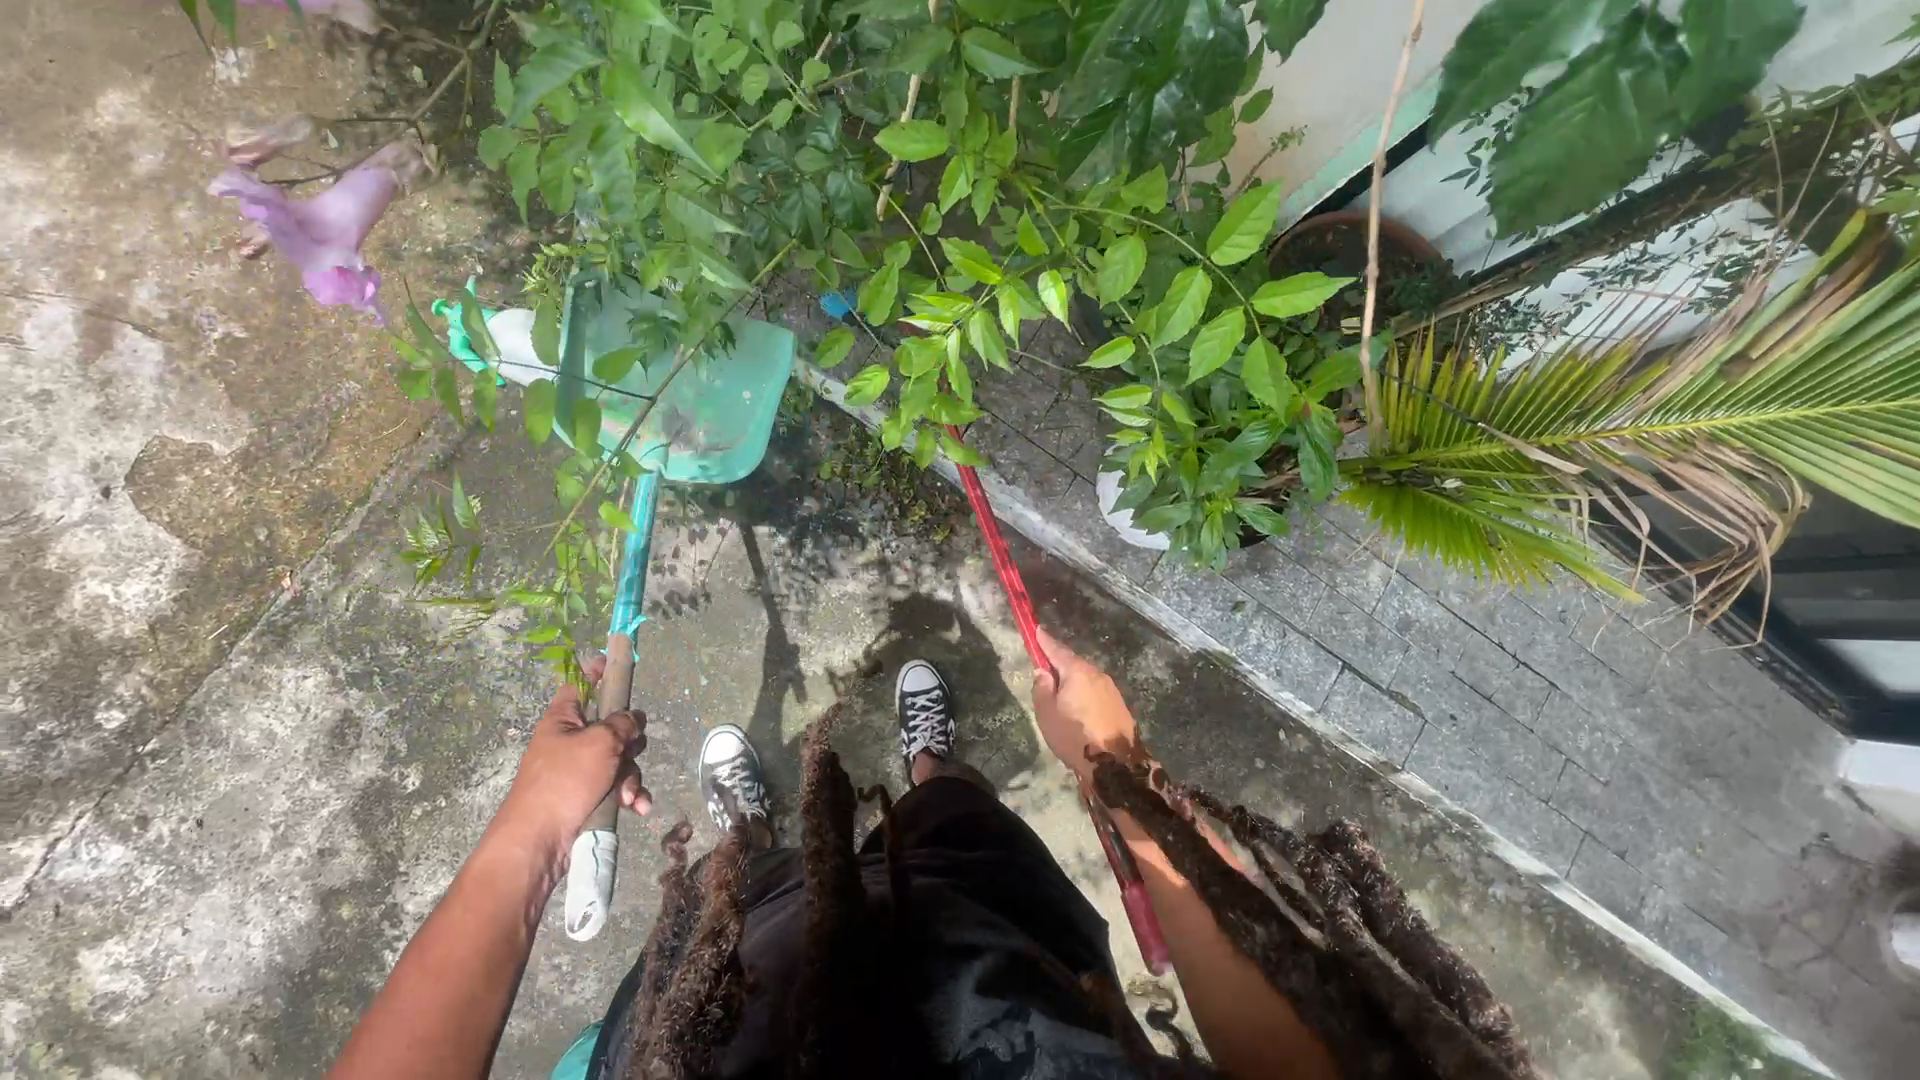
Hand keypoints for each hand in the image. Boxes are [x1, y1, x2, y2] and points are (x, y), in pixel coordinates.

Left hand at [494, 656, 650, 857]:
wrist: (539, 841)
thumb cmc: (564, 781)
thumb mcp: (599, 742)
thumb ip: (622, 723)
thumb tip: (633, 719)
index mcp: (563, 719)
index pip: (581, 683)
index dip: (599, 672)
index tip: (620, 668)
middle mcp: (571, 740)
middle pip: (613, 725)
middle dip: (630, 742)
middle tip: (628, 751)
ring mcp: (579, 769)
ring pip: (621, 758)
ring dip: (631, 776)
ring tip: (628, 794)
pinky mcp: (588, 795)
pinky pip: (618, 785)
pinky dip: (629, 794)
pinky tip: (635, 807)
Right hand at [1031, 628, 1141, 781]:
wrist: (1115, 764)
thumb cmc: (1074, 736)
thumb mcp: (1047, 713)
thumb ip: (1042, 688)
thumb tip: (1043, 672)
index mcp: (1078, 671)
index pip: (1057, 650)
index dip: (1044, 641)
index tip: (1036, 629)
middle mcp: (1097, 674)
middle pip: (1073, 663)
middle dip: (1059, 664)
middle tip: (1045, 669)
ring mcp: (1111, 689)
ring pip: (1086, 678)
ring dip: (1073, 681)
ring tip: (1060, 695)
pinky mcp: (1119, 704)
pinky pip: (1095, 691)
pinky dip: (1084, 693)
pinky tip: (1078, 707)